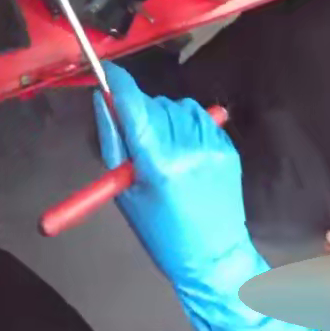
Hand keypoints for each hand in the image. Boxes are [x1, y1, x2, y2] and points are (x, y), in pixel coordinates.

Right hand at [97, 63, 318, 330]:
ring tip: (163, 147)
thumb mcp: (126, 193)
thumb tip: (103, 98)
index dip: (117, 82)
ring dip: (164, 116)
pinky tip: (183, 150)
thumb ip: (113, 141)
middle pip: (154, 103)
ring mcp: (210, 143)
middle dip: (140, 111)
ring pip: (176, 105)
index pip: (133, 103)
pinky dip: (185, 124)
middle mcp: (186, 145)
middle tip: (138, 139)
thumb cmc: (162, 232)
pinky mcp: (226, 145)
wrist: (215, 258)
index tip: (107, 72)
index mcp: (158, 161)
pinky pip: (198, 117)